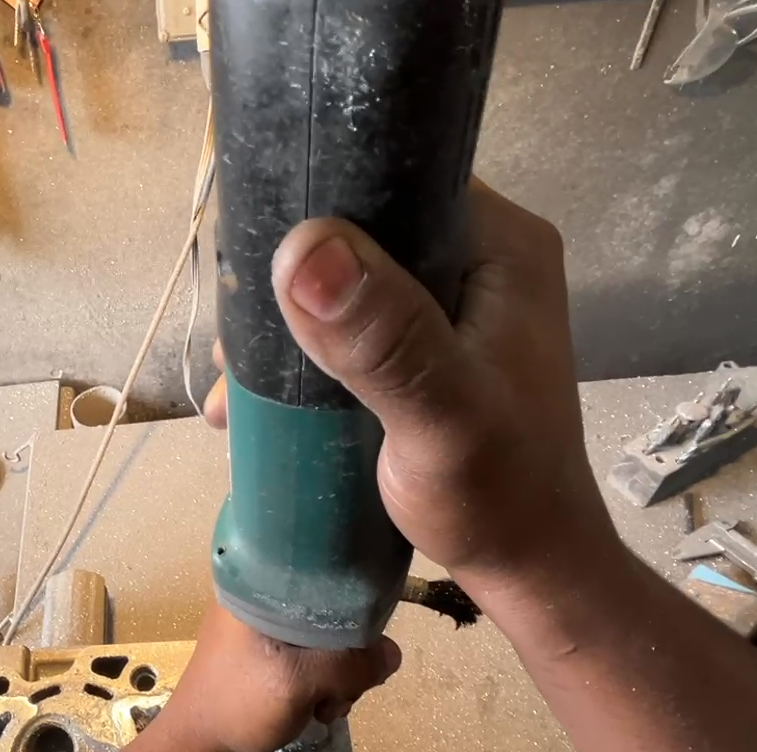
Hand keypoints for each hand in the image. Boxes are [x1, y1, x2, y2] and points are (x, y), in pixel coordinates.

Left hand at [166, 604, 398, 751]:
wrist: (197, 748)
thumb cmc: (239, 704)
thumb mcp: (300, 681)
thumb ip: (351, 664)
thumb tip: (392, 654)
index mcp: (256, 585)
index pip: (323, 574)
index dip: (351, 607)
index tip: (361, 644)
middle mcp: (259, 597)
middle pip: (329, 612)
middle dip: (345, 656)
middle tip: (336, 690)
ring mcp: (262, 627)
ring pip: (324, 640)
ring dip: (335, 677)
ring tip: (322, 707)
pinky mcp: (265, 654)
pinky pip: (309, 658)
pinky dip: (320, 683)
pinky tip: (315, 709)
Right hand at [205, 180, 622, 592]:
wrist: (526, 567)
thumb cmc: (497, 499)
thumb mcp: (440, 419)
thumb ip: (385, 340)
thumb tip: (301, 251)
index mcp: (498, 248)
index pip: (395, 179)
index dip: (316, 205)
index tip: (247, 263)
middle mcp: (474, 264)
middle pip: (357, 238)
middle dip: (283, 288)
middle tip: (232, 347)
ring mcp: (446, 313)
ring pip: (343, 290)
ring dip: (281, 333)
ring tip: (231, 385)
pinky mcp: (421, 356)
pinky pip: (346, 334)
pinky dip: (300, 361)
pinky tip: (257, 402)